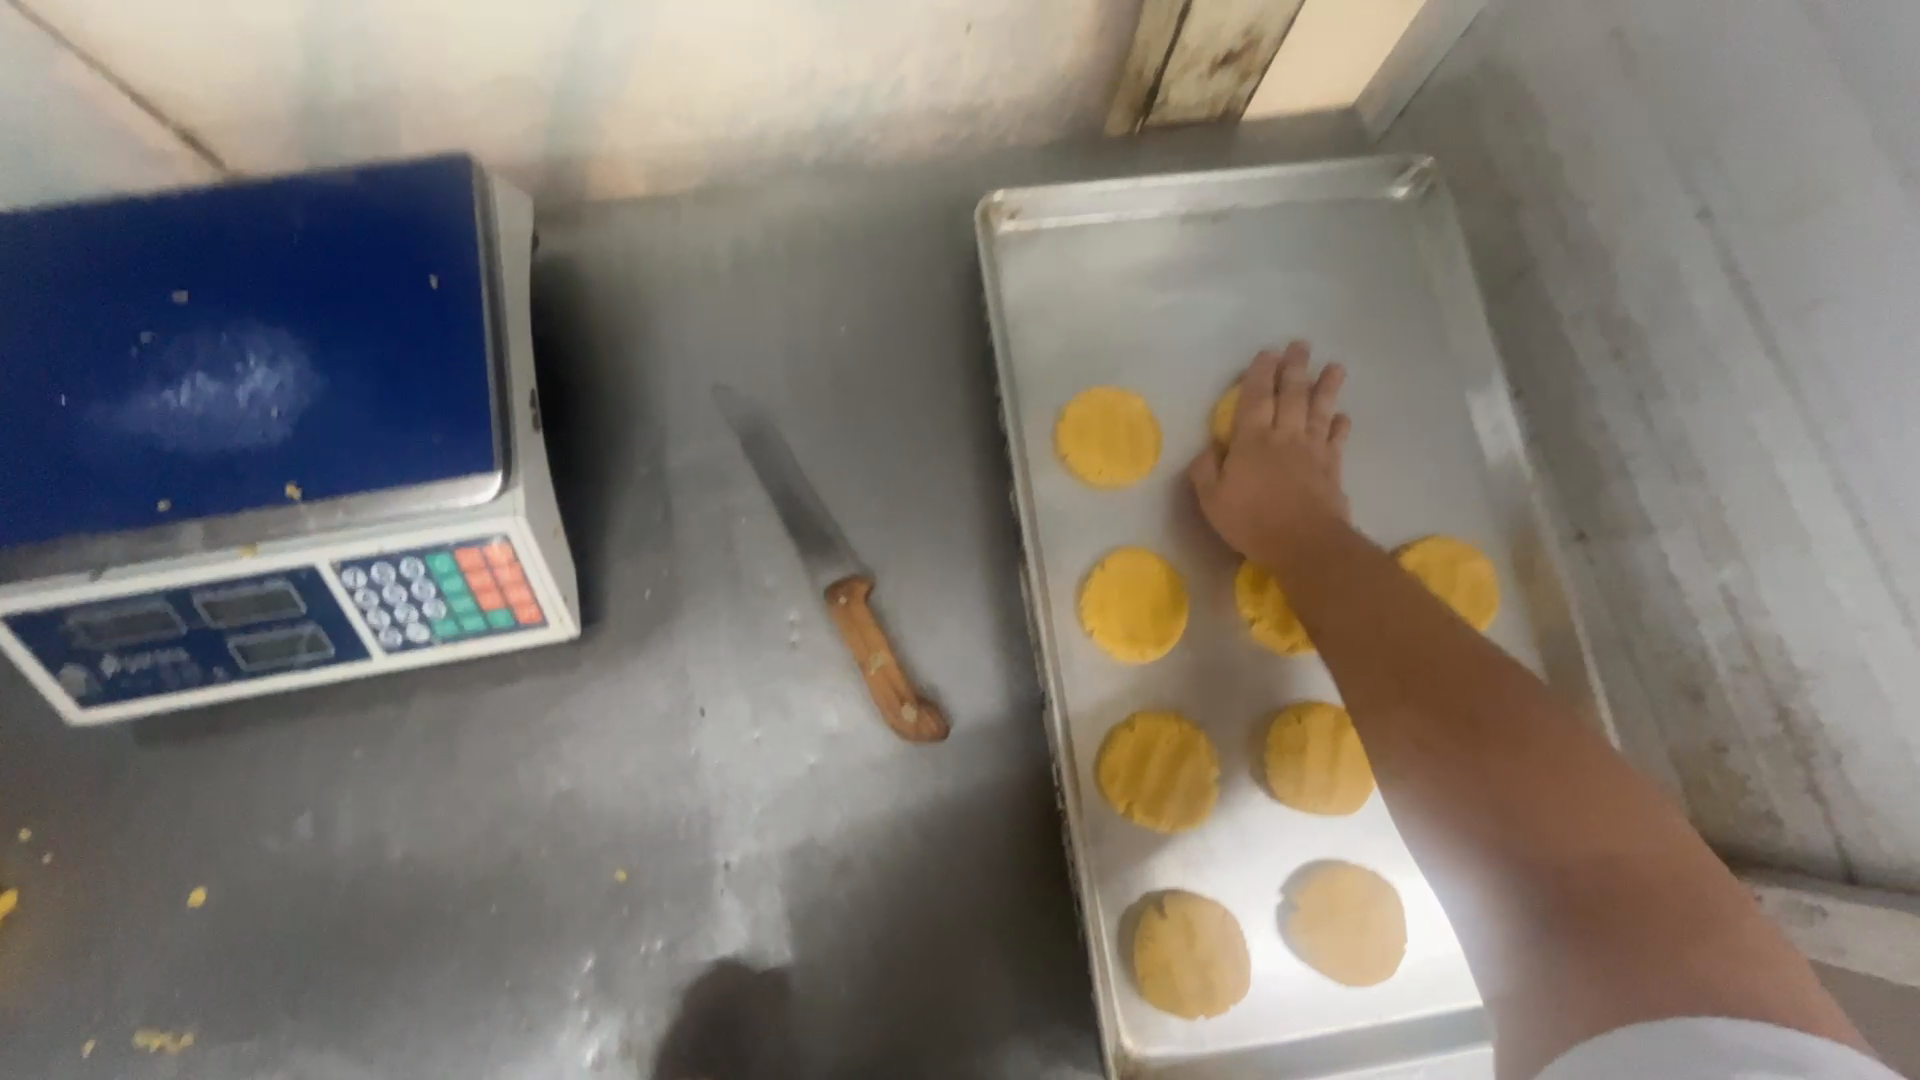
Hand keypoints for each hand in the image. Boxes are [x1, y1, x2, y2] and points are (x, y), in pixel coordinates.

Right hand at [1188, 342, 1352, 568]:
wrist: (1304, 543)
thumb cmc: (1251, 521)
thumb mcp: (1212, 500)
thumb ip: (1205, 471)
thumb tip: (1208, 450)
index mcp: (1252, 441)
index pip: (1255, 398)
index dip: (1260, 374)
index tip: (1267, 353)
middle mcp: (1284, 437)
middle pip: (1292, 395)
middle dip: (1295, 368)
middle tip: (1301, 345)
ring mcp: (1312, 451)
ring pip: (1320, 411)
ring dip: (1326, 387)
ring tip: (1334, 366)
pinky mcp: (1331, 468)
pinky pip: (1337, 440)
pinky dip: (1340, 426)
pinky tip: (1343, 416)